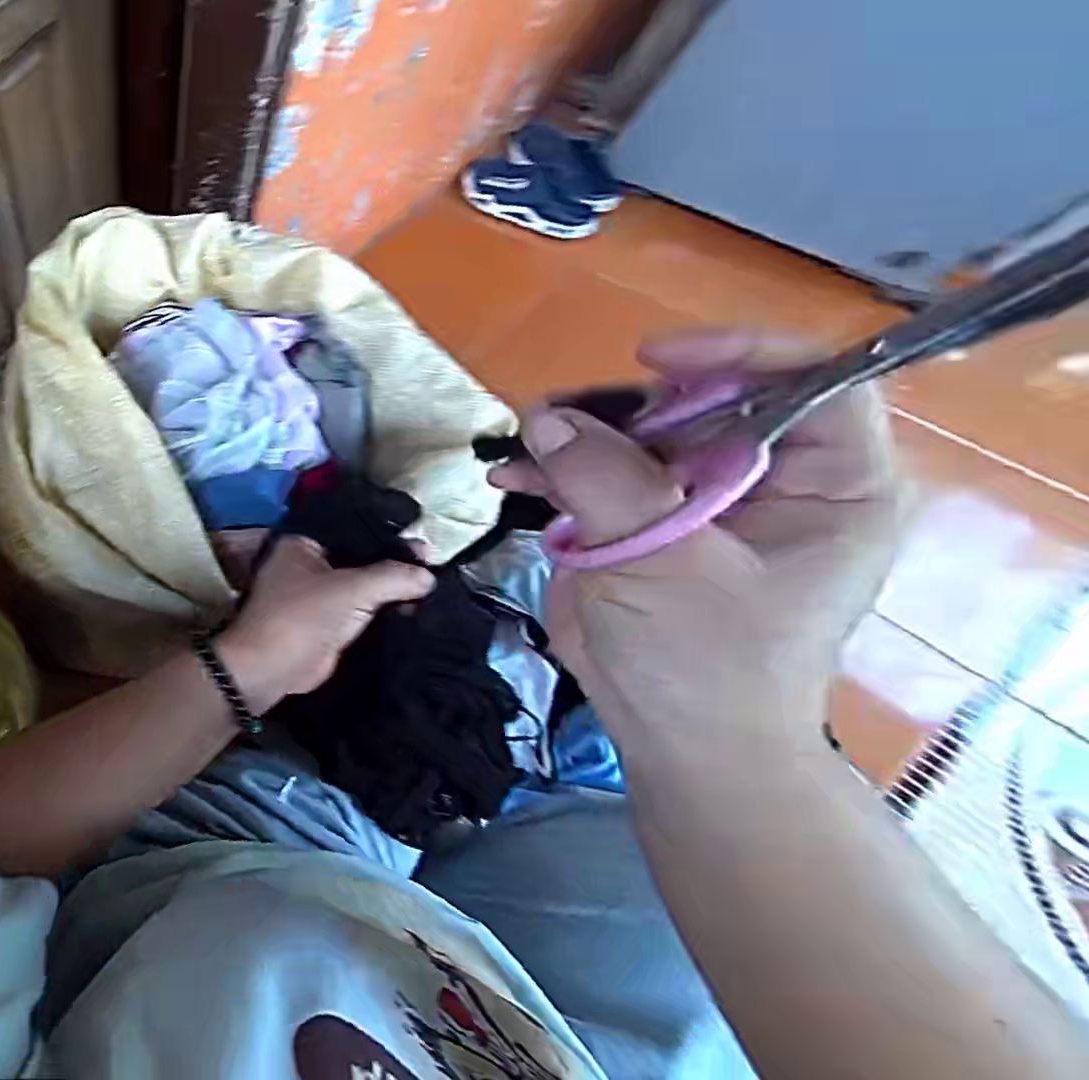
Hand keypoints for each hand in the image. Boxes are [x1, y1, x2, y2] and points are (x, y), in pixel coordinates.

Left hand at [215, 535, 435, 704]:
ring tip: (431, 587)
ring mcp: (314, 594)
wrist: (271, 668)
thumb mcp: (352, 589)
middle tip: (432, 566)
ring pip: (359, 584)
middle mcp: (305, 564)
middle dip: (391, 564)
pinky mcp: (324, 621)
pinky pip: (358, 608)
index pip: (351, 530)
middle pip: (357, 558)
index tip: (423, 545)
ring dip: (387, 589)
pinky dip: (381, 609)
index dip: (387, 536)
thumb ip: (392, 577)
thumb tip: (428, 576)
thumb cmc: (303, 617)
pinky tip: (413, 609)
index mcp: (301, 544)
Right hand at [490, 329, 900, 737]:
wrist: (668, 731)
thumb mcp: (662, 564)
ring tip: (520, 452)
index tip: (652, 358)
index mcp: (824, 486)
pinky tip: (511, 479)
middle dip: (626, 410)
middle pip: (700, 407)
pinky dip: (550, 476)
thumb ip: (605, 483)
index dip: (739, 356)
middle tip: (556, 421)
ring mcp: (690, 505)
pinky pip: (593, 480)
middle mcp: (763, 484)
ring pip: (634, 441)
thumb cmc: (703, 657)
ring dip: (572, 442)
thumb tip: (544, 419)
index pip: (810, 384)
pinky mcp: (636, 528)